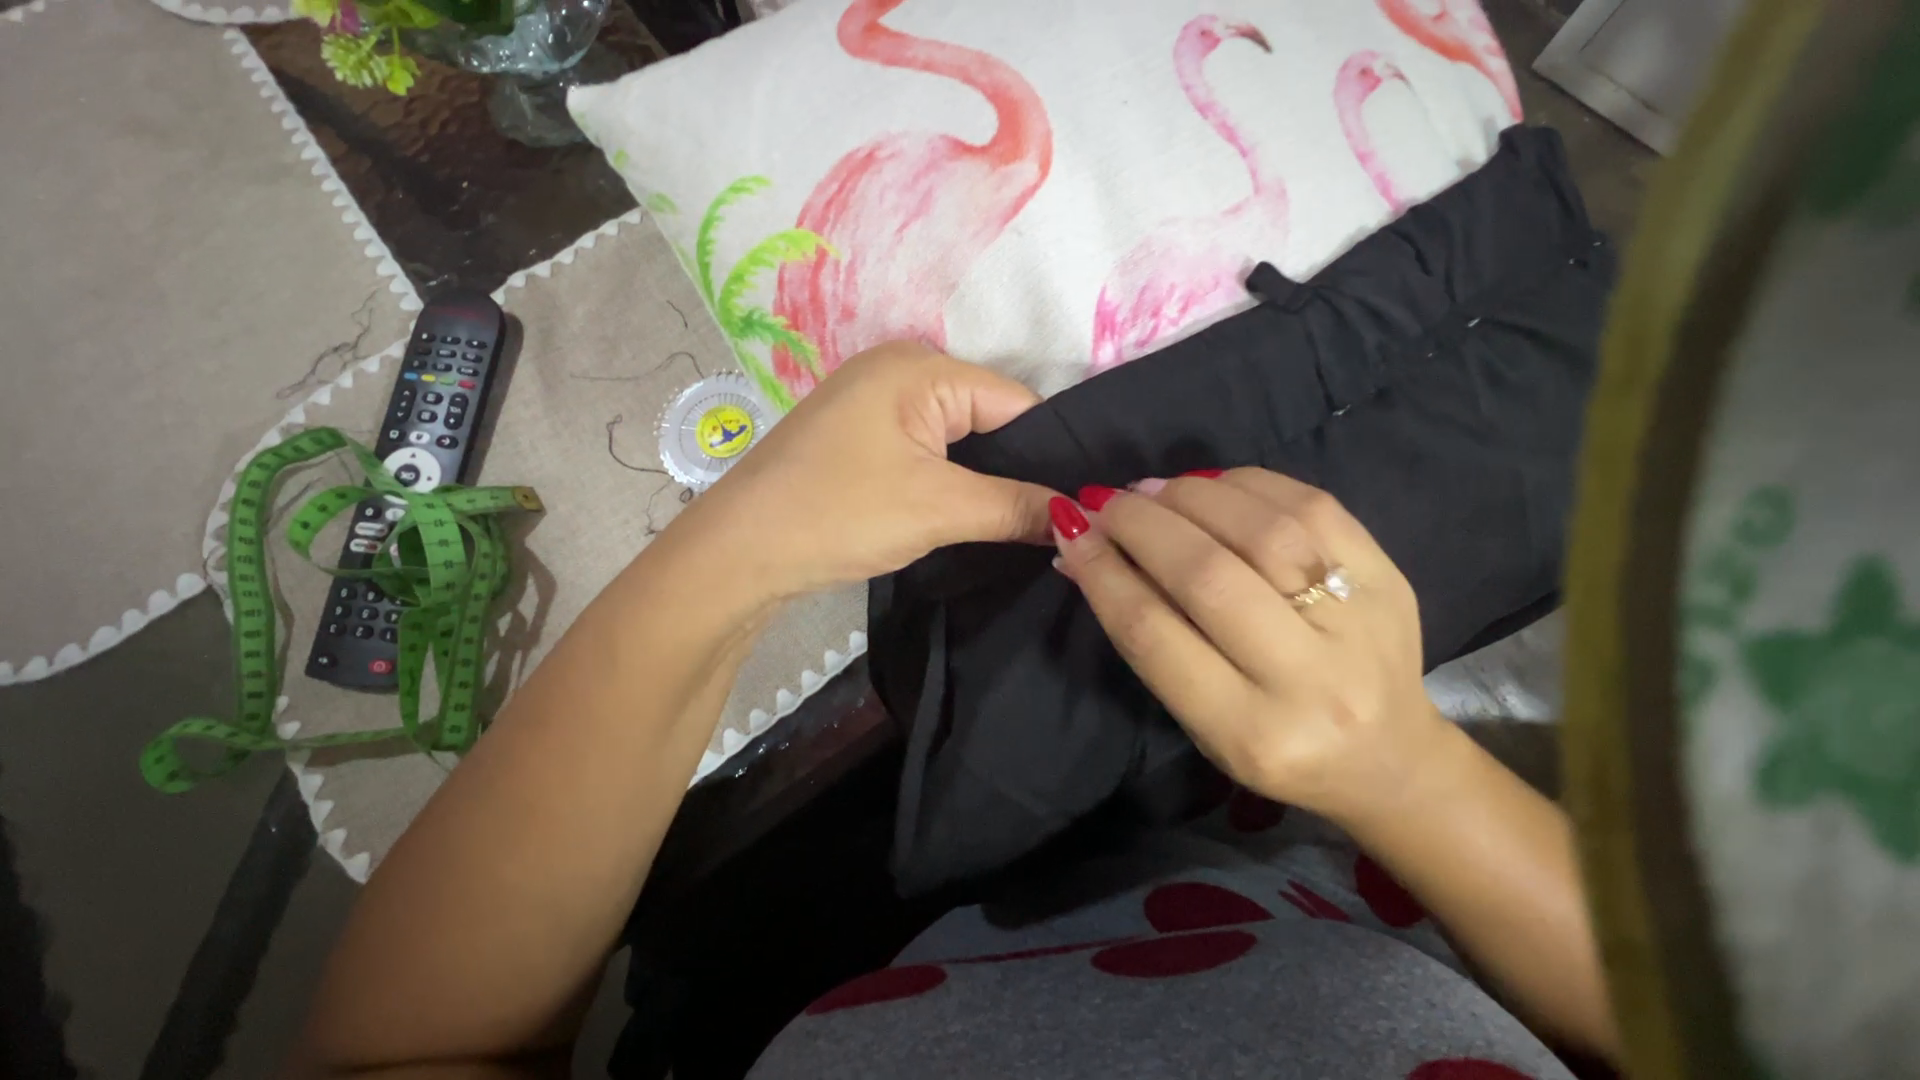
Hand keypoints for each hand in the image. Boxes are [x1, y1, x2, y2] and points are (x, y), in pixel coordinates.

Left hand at [671, 342, 1056, 600]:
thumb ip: (1016, 507)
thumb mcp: (939, 509)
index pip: (1017, 402)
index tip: (1083, 504)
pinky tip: (970, 513)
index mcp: (920, 365)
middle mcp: (898, 368)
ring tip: (1022, 523)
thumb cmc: (840, 514)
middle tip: (1058, 522)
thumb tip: (1079, 516)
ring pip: (957, 437)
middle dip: (1018, 467)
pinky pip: (925, 449)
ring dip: (985, 478)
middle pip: (988, 415)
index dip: (1052, 453)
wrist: (738, 552)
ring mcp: (873, 401)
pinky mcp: (858, 436)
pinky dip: (950, 479)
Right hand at [1050, 469, 1449, 822]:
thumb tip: (1081, 550)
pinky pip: (1313, 507)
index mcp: (1250, 731)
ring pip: (1262, 532)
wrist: (1388, 758)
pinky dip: (1248, 484)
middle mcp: (1309, 679)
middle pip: (1207, 576)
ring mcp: (1360, 623)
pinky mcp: (1390, 580)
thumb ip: (1145, 636)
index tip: (1071, 531)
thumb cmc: (1272, 747)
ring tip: (1151, 488)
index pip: (1155, 635)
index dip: (1103, 573)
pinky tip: (1209, 485)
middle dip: (1141, 525)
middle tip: (1105, 500)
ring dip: (1191, 496)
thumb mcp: (1198, 718)